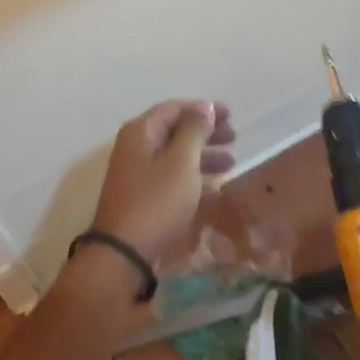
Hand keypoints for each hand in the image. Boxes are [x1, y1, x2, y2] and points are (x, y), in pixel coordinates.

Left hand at [89, 100, 234, 262]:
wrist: (125, 252)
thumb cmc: (157, 201)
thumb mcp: (181, 162)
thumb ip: (194, 131)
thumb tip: (203, 106)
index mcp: (141, 132)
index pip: (174, 108)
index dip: (202, 109)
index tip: (230, 115)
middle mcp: (136, 148)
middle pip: (174, 131)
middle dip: (205, 133)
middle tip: (234, 138)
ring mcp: (137, 174)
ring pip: (175, 156)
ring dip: (202, 157)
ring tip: (231, 163)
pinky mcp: (143, 198)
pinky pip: (171, 180)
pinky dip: (193, 180)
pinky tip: (215, 190)